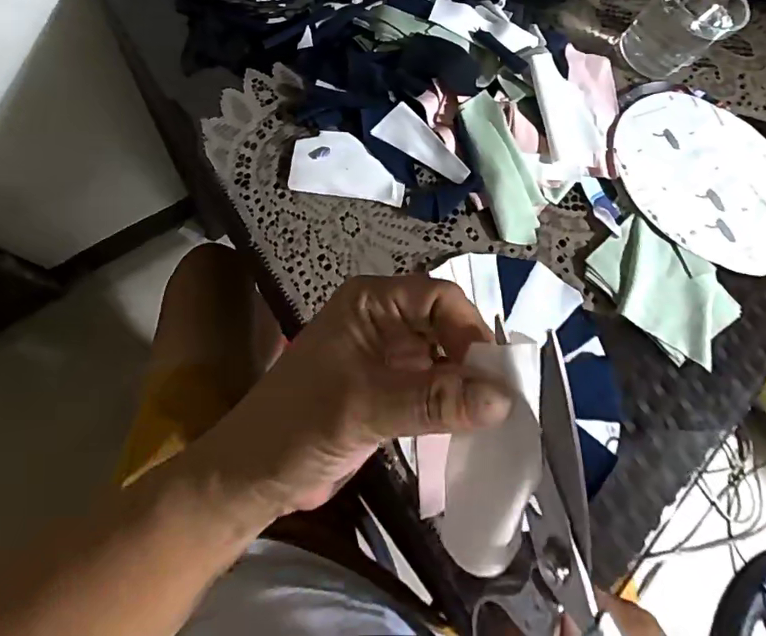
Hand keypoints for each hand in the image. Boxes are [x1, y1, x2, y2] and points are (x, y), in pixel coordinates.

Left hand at [181, 273, 513, 520]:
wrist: (259, 468)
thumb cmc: (300, 423)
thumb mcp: (365, 407)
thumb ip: (433, 400)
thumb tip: (504, 397)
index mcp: (369, 303)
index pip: (437, 297)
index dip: (469, 329)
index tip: (493, 377)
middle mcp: (381, 321)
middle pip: (446, 326)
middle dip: (475, 359)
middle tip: (506, 406)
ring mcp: (386, 357)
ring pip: (444, 359)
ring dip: (470, 386)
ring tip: (500, 422)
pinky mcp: (390, 391)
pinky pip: (435, 389)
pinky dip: (456, 406)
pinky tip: (476, 430)